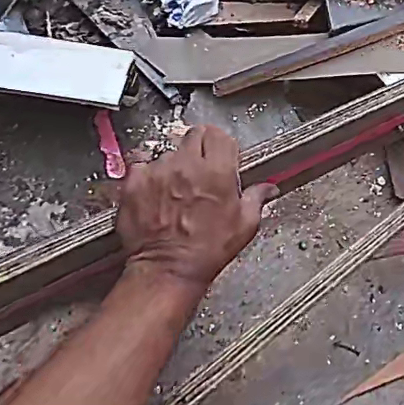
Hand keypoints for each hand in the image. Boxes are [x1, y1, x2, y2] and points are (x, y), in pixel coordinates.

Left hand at [116, 125, 275, 293]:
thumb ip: (256, 199)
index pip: (218, 135)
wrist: (167, 270)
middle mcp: (186, 166)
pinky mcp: (135, 181)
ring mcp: (158, 171)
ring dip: (174, 164)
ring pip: (168, 151)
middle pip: (193, 134)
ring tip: (176, 190)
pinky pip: (142, 165)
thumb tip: (269, 188)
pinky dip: (149, 175)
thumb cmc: (206, 251)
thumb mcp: (243, 226)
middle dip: (199, 147)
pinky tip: (155, 194)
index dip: (220, 145)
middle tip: (200, 169)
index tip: (220, 156)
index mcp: (216, 172)